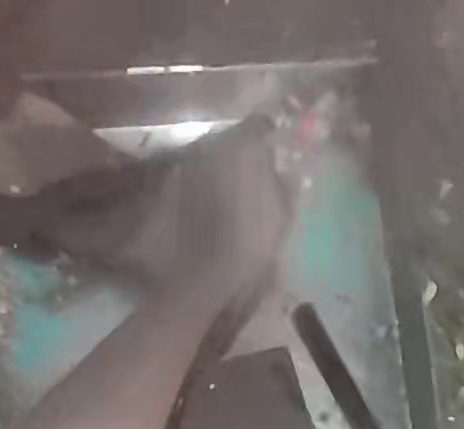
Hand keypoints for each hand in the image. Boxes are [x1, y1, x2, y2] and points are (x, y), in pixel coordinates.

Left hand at [171, 119, 290, 304]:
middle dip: (244, 151)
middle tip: (254, 174)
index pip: (261, 124)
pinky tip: (210, 202)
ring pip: (211, 153)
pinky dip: (203, 181)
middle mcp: (213, 142)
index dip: (270, 138)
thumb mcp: (284, 214)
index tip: (276, 153)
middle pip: (233, 137)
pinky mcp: (172, 182)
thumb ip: (288, 184)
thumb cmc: (253, 240)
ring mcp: (189, 160)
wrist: (208, 269)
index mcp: (245, 144)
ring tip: (231, 190)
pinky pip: (194, 172)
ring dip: (222, 166)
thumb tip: (290, 170)